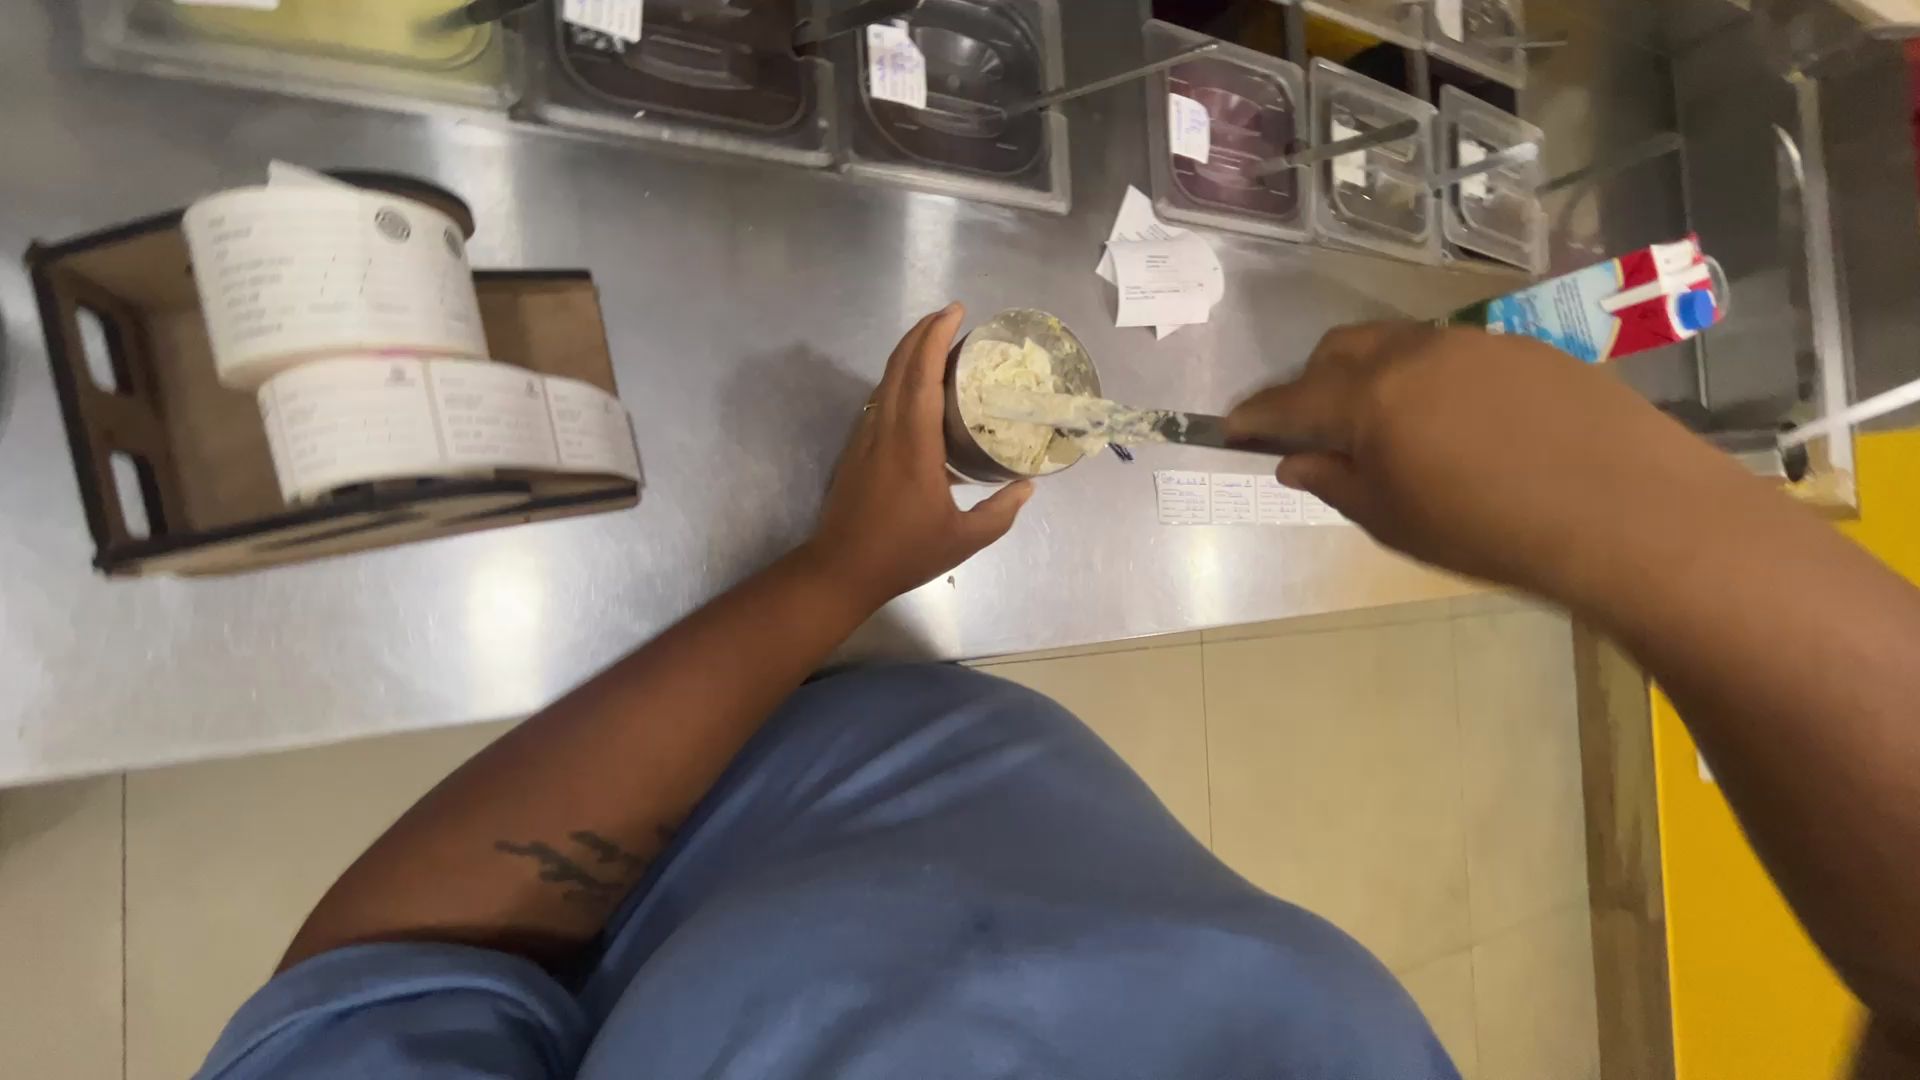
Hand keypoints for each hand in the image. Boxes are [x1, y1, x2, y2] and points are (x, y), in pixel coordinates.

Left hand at [799, 304, 1033, 608]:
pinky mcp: (857, 449)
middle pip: (899, 365)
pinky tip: (918, 389)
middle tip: (951, 316)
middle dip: (923, 332)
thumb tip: (1027, 487)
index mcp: (913, 445)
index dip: (937, 337)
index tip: (956, 312)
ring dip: (909, 353)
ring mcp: (866, 438)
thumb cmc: (903, 553)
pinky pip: (879, 400)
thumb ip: (1000, 511)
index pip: (922, 375)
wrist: (841, 569)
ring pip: (884, 380)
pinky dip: (899, 379)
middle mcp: (885, 430)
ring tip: (938, 344)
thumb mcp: (964, 539)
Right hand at [1226, 321, 1751, 597]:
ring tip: (1384, 426)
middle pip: (1336, 351)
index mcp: (1368, 397)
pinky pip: (1448, 353)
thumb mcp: (1390, 518)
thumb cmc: (1487, 529)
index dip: (1254, 416)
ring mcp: (1472, 343)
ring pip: (1393, 344)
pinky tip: (1453, 423)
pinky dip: (1422, 378)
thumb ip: (1333, 481)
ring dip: (1366, 376)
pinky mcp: (1523, 348)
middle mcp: (1413, 353)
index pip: (1289, 400)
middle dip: (1309, 384)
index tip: (1231, 429)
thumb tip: (1295, 461)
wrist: (1632, 515)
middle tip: (1312, 429)